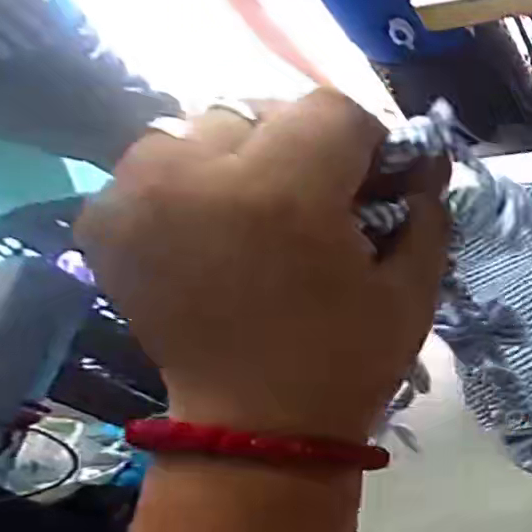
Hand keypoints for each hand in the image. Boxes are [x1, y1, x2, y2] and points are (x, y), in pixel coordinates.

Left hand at [75, 91, 448, 441]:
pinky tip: (227, 234)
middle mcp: (198, 174)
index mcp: (287, 195)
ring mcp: (137, 193)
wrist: (264, 421)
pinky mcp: (105, 218)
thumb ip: (426, 220)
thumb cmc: (354, 358)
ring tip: (272, 214)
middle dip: (309, 148)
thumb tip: (426, 174)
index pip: (333, 110)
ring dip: (248, 159)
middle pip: (264, 112)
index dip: (373, 141)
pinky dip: (201, 184)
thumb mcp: (415, 292)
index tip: (385, 182)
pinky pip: (159, 165)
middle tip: (332, 203)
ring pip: (202, 130)